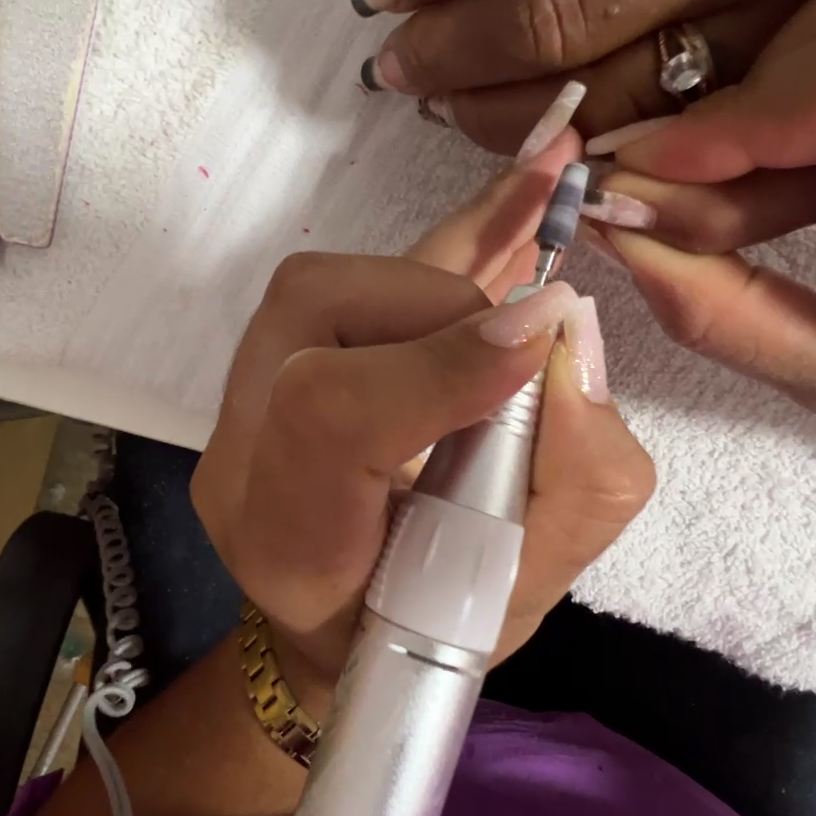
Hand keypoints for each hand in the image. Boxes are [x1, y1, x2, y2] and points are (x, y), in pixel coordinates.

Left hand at [190, 139, 656, 698]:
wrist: (336, 626)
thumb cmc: (427, 632)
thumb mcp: (524, 596)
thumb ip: (574, 485)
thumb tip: (571, 343)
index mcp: (291, 543)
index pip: (328, 415)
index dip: (437, 363)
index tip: (544, 341)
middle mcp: (241, 459)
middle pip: (317, 314)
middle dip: (452, 314)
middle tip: (531, 349)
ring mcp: (242, 400)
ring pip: (330, 282)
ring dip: (446, 276)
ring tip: (535, 262)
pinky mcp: (274, 358)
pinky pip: (351, 279)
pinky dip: (440, 239)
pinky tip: (521, 183)